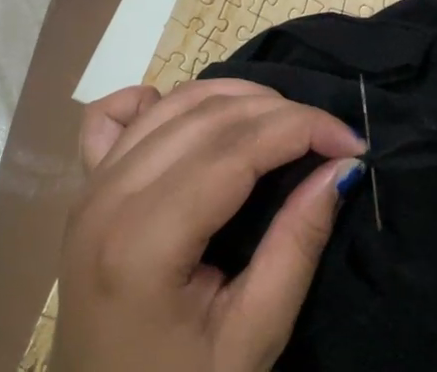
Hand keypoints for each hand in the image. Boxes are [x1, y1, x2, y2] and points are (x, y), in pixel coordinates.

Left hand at [55, 81, 366, 371]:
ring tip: (286, 124)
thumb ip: (296, 246)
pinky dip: (155, 101)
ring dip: (233, 99)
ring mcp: (88, 188)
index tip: (354, 141)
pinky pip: (111, 118)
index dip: (301, 129)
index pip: (234, 148)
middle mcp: (107, 197)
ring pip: (169, 105)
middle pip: (205, 116)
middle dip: (278, 111)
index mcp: (143, 240)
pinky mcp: (82, 190)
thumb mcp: (252, 336)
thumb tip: (342, 168)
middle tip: (330, 138)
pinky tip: (190, 113)